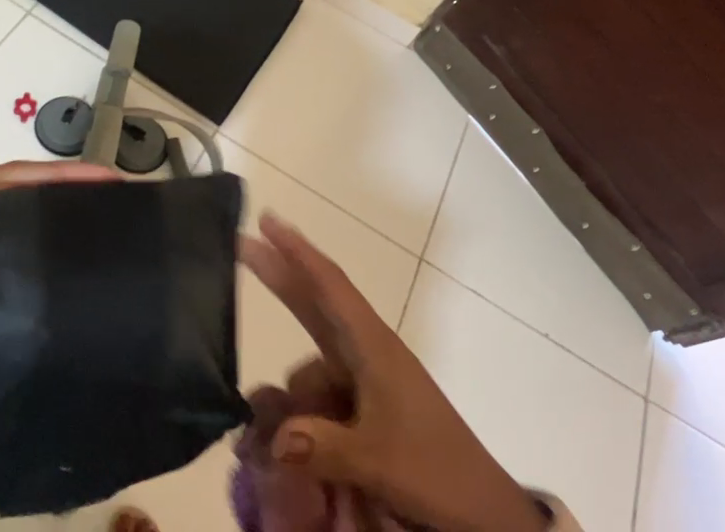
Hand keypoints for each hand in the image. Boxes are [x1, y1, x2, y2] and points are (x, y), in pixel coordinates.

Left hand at [0, 160, 120, 429]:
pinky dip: (50, 264)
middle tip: (119, 202)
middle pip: (18, 201)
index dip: (55, 176)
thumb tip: (12, 234)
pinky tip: (79, 273)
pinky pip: (21, 271)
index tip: (105, 180)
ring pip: (22, 234)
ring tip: (109, 230)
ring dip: (61, 227)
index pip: (3, 180)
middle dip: (66, 195)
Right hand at [240, 213, 550, 531]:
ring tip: (282, 441)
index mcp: (375, 348)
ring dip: (292, 397)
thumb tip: (275, 440)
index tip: (267, 221)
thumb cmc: (437, 469)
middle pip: (315, 305)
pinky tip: (295, 449)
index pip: (330, 286)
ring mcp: (368, 380)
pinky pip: (320, 396)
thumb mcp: (379, 461)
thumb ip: (324, 447)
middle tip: (241, 248)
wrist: (483, 509)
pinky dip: (303, 415)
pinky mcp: (367, 407)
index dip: (297, 252)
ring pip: (311, 367)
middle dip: (280, 278)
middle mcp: (368, 353)